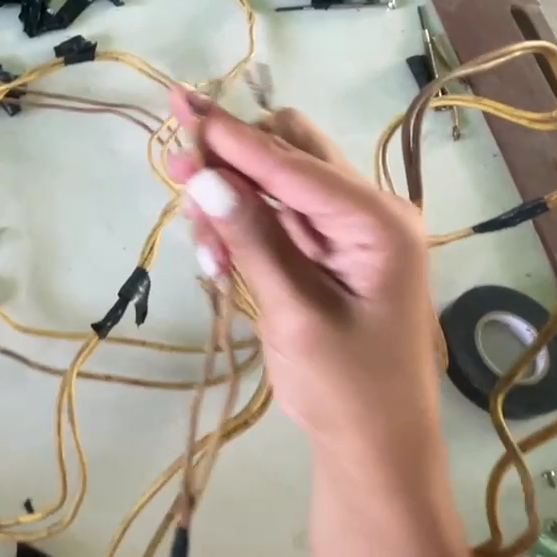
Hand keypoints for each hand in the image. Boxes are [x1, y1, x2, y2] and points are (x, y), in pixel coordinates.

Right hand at [168, 89, 467, 556]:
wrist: (375, 452)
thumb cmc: (347, 391)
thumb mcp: (294, 314)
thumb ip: (249, 238)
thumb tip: (201, 174)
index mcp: (378, 221)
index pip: (293, 163)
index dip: (233, 136)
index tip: (183, 104)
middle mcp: (365, 210)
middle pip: (289, 151)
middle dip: (231, 156)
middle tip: (178, 166)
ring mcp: (344, 228)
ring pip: (274, 179)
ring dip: (230, 196)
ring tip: (202, 244)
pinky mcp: (323, 247)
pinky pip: (272, 212)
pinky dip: (239, 223)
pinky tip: (215, 256)